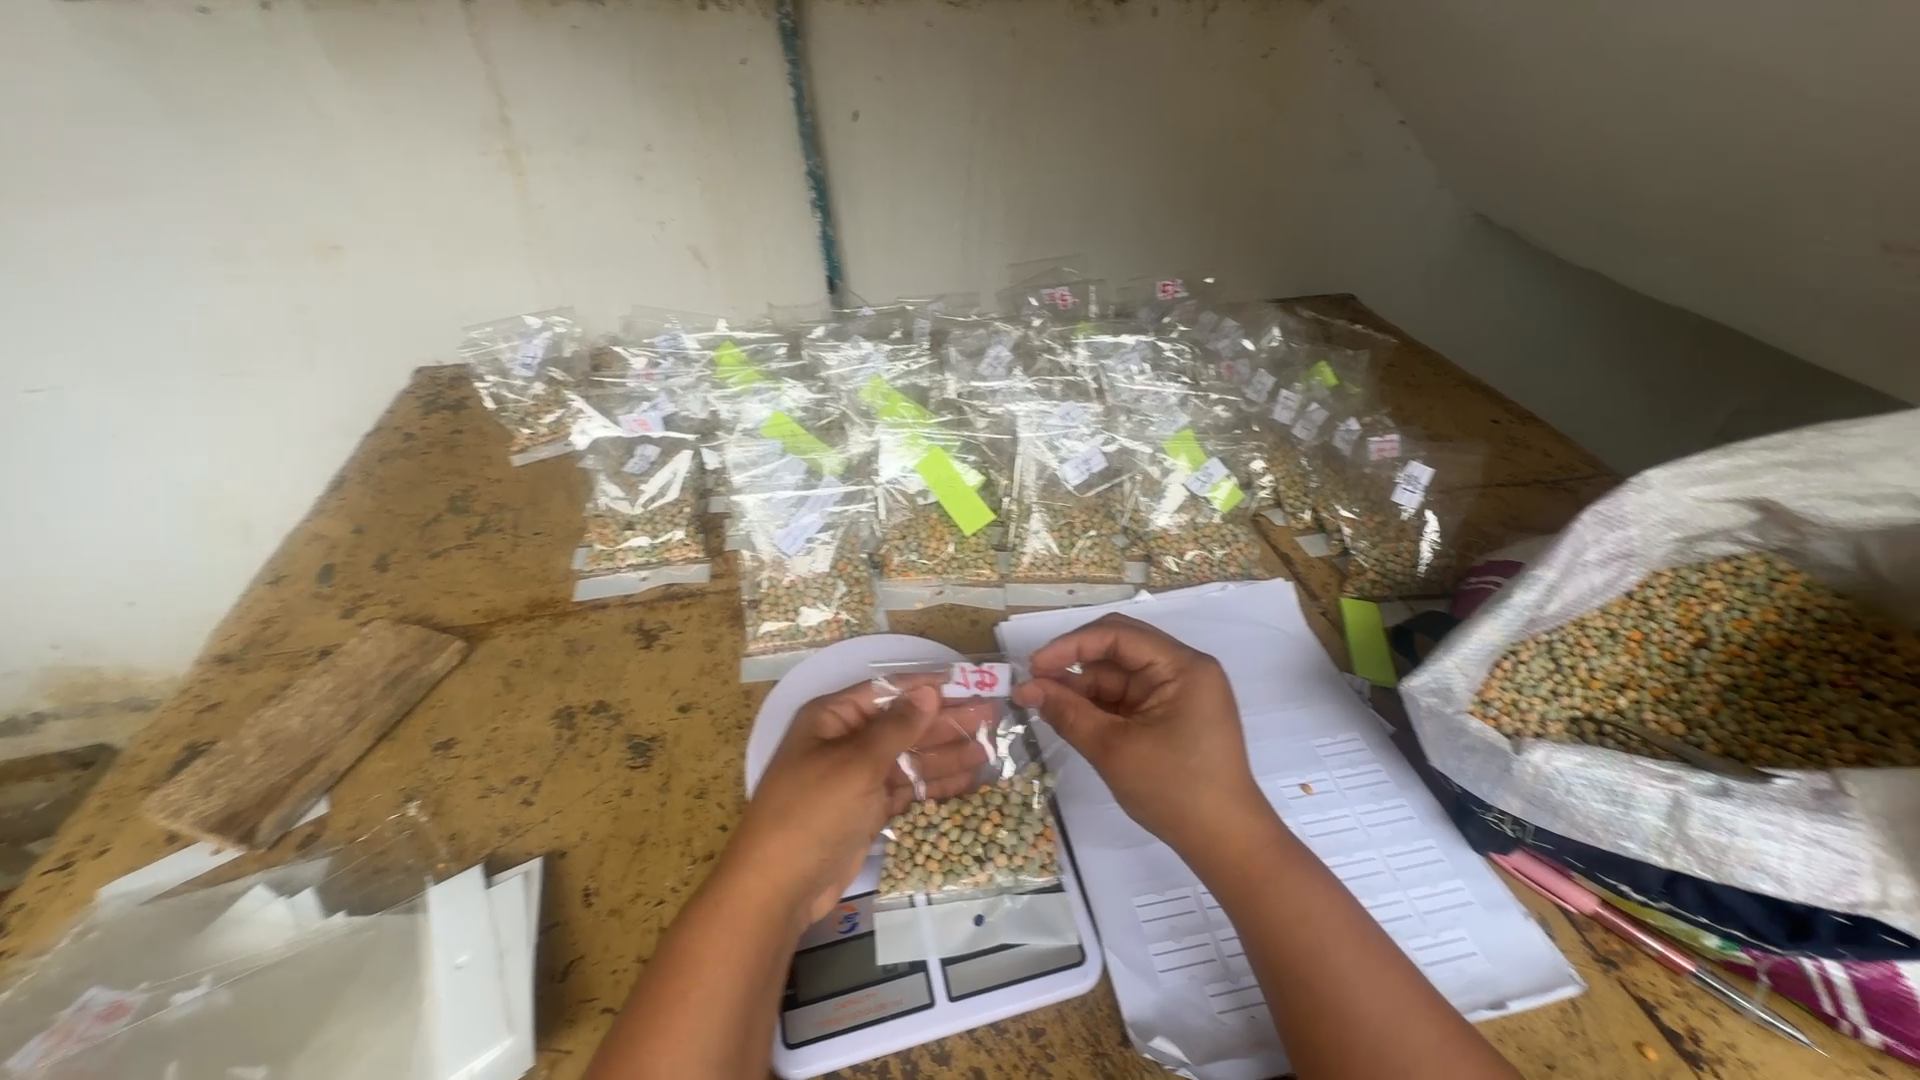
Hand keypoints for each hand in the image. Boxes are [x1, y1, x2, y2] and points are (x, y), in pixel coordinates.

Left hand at [732, 679, 995, 931]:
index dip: (928, 687)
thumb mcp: (856, 762)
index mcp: (832, 718)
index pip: (888, 692)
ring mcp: (856, 778)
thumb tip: (929, 691)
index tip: (969, 683)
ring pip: (909, 758)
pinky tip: (968, 780)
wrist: (778, 887)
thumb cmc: (812, 811)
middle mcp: (844, 742)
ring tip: (990, 748)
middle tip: (992, 716)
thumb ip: (897, 727)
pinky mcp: (867, 811)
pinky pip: (906, 789)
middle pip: (903, 725)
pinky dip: (934, 785)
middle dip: (946, 722)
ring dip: (947, 753)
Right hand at [1012, 613, 1265, 852]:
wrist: (1224, 842)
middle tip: (1034, 683)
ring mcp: (1177, 693)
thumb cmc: (1174, 790)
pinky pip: (1126, 697)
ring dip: (1081, 687)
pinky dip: (1097, 705)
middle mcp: (1182, 670)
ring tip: (1041, 703)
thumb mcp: (1113, 749)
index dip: (1071, 645)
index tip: (1033, 667)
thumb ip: (1067, 713)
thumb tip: (1025, 688)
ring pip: (1118, 674)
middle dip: (1074, 664)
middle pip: (1118, 649)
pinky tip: (1067, 714)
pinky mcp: (1169, 715)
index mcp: (1182, 666)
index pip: (1118, 635)